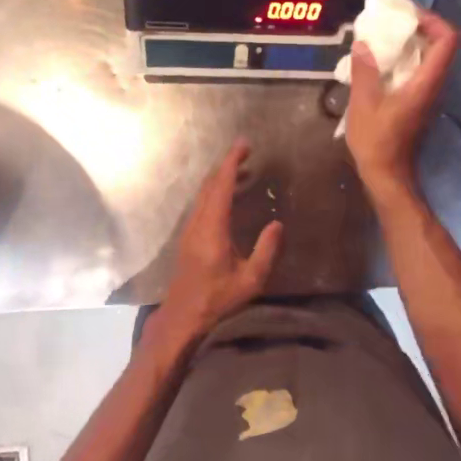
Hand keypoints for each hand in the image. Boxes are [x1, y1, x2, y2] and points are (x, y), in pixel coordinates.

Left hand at [158, 140, 283, 341]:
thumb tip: (277, 224)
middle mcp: (197, 224)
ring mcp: (189, 230)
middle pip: (209, 185)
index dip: (231, 163)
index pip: (221, 187)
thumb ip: (266, 251)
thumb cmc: (217, 300)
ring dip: (220, 178)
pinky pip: (201, 204)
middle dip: (226, 165)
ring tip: (241, 170)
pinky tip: (227, 196)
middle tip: (245, 151)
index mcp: (212, 230)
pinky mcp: (188, 238)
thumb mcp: (251, 280)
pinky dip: (215, 192)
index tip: (244, 145)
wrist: (183, 315)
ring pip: (203, 194)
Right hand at [345, 10, 459, 194]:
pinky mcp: (417, 103)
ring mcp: (427, 95)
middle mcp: (433, 86)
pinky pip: (418, 71)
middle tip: (390, 22)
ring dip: (410, 43)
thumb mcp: (364, 104)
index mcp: (426, 83)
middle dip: (419, 27)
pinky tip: (379, 63)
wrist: (386, 174)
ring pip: (429, 59)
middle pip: (440, 45)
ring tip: (382, 38)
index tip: (406, 14)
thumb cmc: (377, 141)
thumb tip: (363, 43)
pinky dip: (404, 60)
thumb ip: (365, 71)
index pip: (447, 40)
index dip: (432, 20)